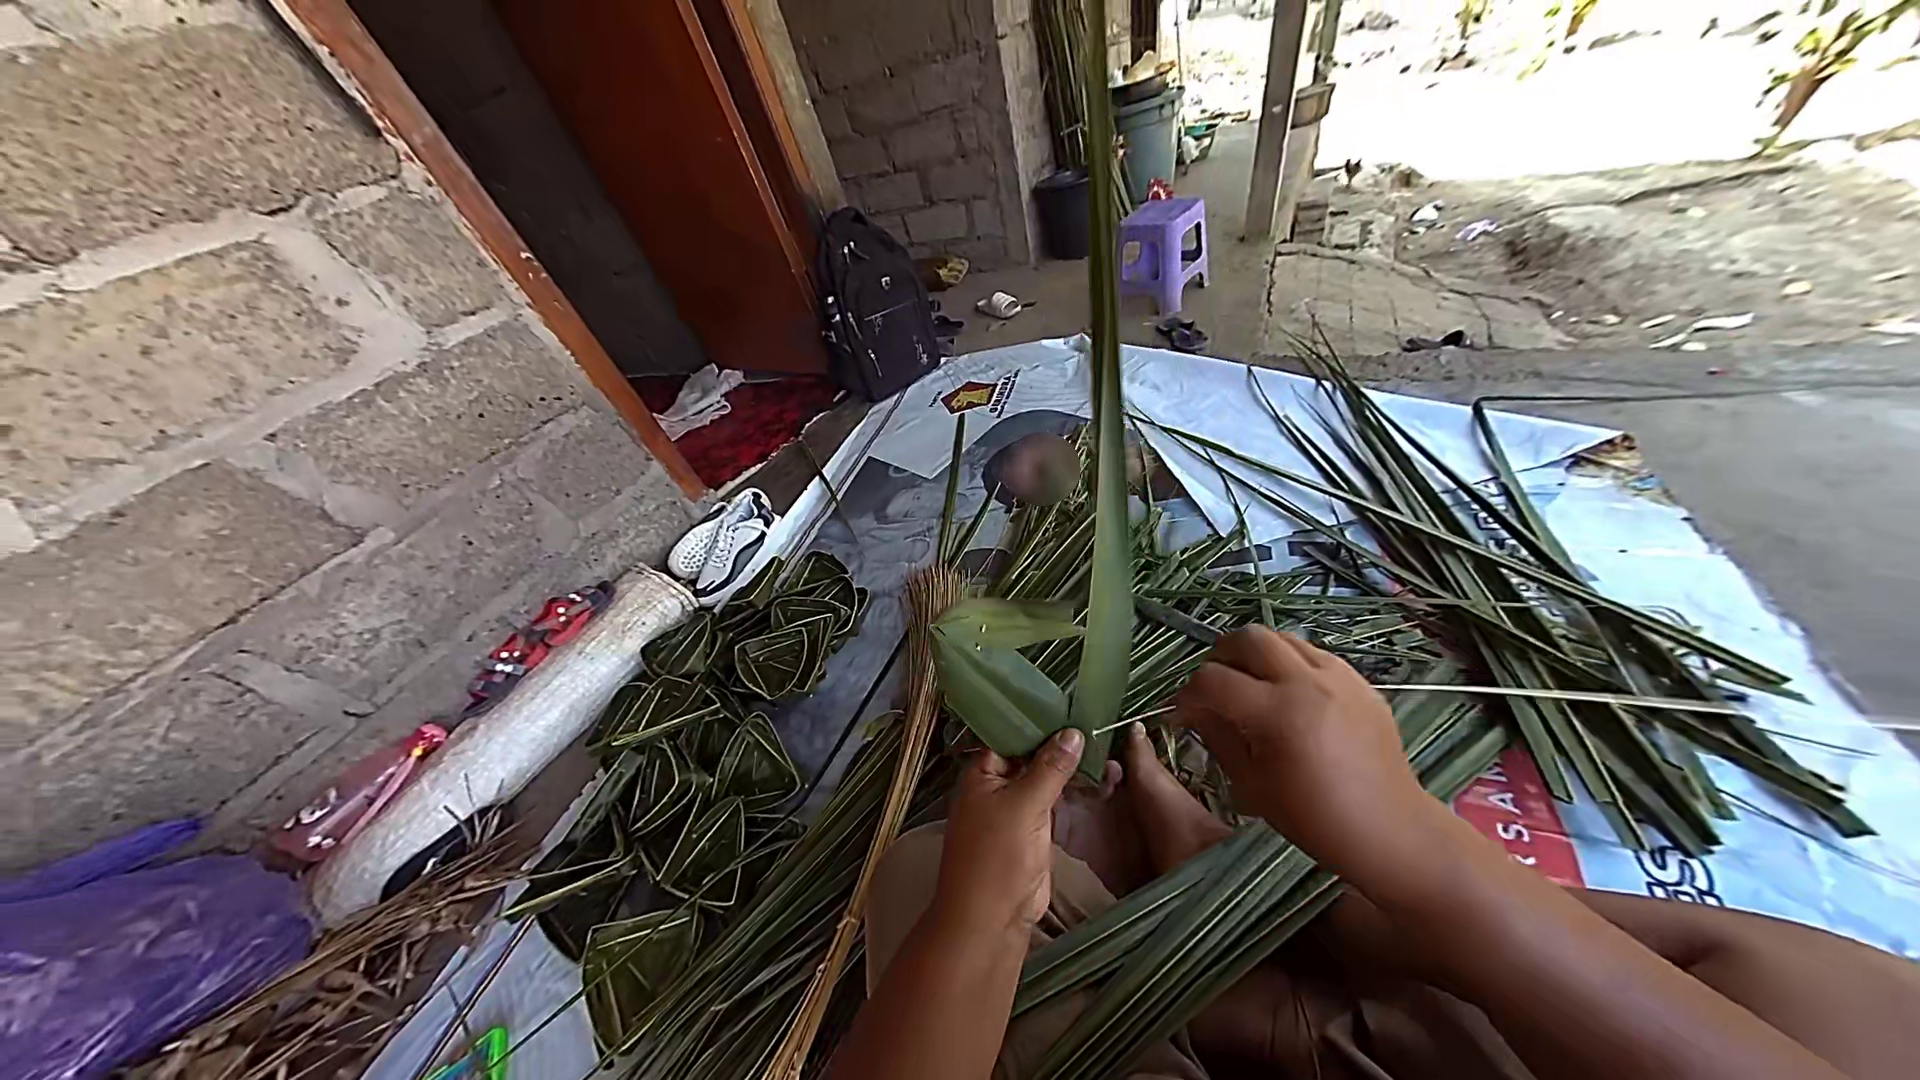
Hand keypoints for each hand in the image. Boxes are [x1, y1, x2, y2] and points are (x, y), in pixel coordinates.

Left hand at [934, 728, 1084, 931]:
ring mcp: (1014, 806)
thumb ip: (1050, 768)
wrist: (992, 919)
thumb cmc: (997, 856)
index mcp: (982, 771)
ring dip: (1065, 766)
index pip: (1010, 733)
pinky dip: (1068, 789)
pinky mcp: (1032, 827)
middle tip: (1090, 718)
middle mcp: (995, 784)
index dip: (1037, 720)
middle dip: (1056, 742)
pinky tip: (1092, 773)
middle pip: (1029, 755)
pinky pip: (1051, 799)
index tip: (1068, 702)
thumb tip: (1073, 732)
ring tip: (1098, 737)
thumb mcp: (1024, 805)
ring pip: (1042, 777)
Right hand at [1172, 627, 1432, 873]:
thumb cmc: (1313, 818)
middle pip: (1247, 638)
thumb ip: (1217, 735)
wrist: (1391, 831)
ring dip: (1255, 655)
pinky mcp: (1359, 681)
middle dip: (1220, 656)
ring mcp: (1339, 677)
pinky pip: (1312, 653)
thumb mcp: (1250, 783)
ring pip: (1281, 638)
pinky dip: (1288, 663)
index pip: (1212, 680)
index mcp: (1278, 713)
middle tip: (1214, 685)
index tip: (1182, 713)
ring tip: (1250, 684)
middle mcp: (1307, 682)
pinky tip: (1286, 693)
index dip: (1188, 695)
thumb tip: (1193, 710)